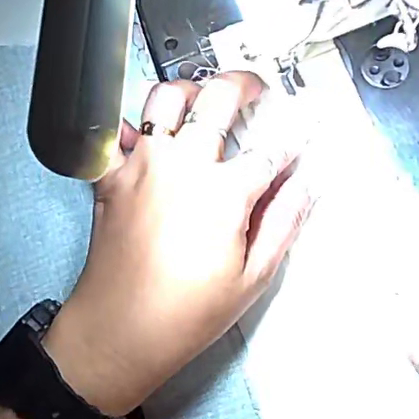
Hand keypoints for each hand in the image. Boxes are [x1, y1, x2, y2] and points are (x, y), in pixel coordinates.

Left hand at [44, 73, 312, 414]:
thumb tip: (306, 186)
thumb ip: (285, 221)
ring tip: (205, 100)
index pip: (271, 149)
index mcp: (223, 192)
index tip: (304, 129)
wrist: (118, 332)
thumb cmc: (182, 314)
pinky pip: (119, 132)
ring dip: (191, 90)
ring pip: (165, 97)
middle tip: (257, 90)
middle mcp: (182, 166)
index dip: (294, 137)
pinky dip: (137, 124)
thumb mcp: (253, 276)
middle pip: (218, 99)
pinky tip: (152, 131)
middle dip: (246, 86)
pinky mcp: (112, 177)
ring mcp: (143, 166)